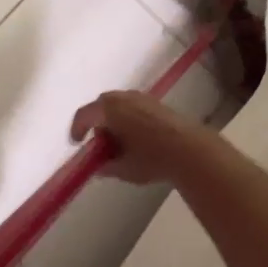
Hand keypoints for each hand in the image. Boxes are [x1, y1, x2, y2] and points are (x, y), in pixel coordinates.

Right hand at [70, 90, 213, 184]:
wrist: (191, 149)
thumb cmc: (152, 158)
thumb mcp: (124, 169)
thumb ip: (106, 166)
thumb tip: (98, 166)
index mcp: (109, 109)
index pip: (84, 114)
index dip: (77, 129)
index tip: (77, 143)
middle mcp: (123, 97)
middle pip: (101, 106)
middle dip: (98, 123)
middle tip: (100, 143)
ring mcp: (142, 97)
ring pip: (119, 105)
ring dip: (114, 120)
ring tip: (120, 142)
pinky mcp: (157, 103)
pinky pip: (133, 107)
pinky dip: (128, 118)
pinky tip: (137, 138)